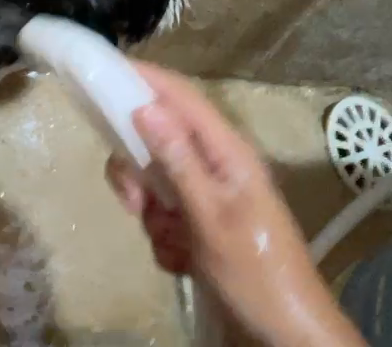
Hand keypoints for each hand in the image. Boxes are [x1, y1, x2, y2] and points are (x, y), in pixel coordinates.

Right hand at [106, 62, 338, 342]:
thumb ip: (178, 160)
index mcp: (226, 150)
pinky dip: (163, 235)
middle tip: (134, 201)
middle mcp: (216, 162)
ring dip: (151, 211)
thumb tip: (144, 106)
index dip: (143, 77)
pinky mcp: (201, 222)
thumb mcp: (212, 218)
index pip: (179, 95)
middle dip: (137, 169)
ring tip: (170, 241)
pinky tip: (181, 259)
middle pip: (157, 137)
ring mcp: (208, 193)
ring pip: (155, 179)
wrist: (289, 336)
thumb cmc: (256, 272)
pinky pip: (163, 212)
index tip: (102, 71)